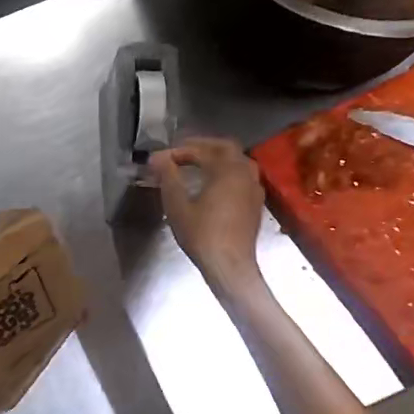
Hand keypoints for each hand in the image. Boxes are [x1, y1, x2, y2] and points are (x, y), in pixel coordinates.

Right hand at [150, 137, 265, 283]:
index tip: (161, 159)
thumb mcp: (177, 204)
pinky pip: (242, 176)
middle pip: (226, 148)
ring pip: (237, 161)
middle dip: (202, 147)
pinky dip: (227, 172)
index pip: (202, 150)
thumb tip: (158, 157)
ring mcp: (254, 189)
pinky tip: (213, 184)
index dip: (179, 151)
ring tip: (196, 165)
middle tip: (181, 153)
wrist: (230, 266)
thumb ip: (168, 176)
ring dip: (217, 158)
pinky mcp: (255, 203)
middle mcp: (245, 174)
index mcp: (227, 170)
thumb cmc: (202, 234)